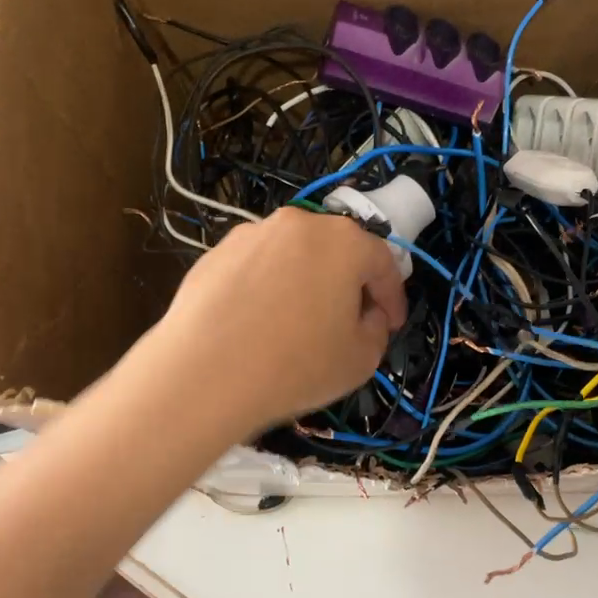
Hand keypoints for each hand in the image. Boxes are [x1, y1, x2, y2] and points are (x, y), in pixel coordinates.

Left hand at [138, 208, 406, 432]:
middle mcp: (298, 224)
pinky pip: (256, 269)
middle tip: (349, 321)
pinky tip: (259, 325)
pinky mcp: (214, 254)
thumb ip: (377, 330)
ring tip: (299, 323)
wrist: (205, 373)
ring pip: (293, 256)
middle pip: (336, 251)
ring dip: (305, 283)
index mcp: (344, 241)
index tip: (393, 323)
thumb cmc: (296, 364)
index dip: (393, 296)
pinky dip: (266, 289)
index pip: (383, 262)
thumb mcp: (361, 360)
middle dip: (348, 284)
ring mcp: (251, 235)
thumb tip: (367, 316)